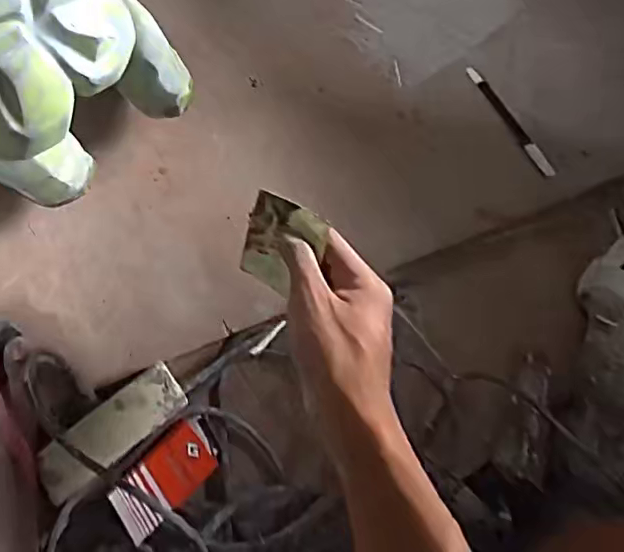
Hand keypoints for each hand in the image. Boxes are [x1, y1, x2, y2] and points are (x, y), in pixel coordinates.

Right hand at [279, 230, 399, 468]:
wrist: (347, 413)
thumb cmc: (332, 355)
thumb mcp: (311, 301)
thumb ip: (298, 261)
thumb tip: (286, 234)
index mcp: (365, 283)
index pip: (327, 238)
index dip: (296, 222)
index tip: (267, 211)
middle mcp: (363, 294)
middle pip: (323, 255)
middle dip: (291, 240)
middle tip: (258, 229)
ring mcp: (351, 313)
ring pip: (317, 275)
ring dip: (289, 261)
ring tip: (260, 249)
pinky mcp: (338, 329)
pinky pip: (314, 294)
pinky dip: (293, 282)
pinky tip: (274, 280)